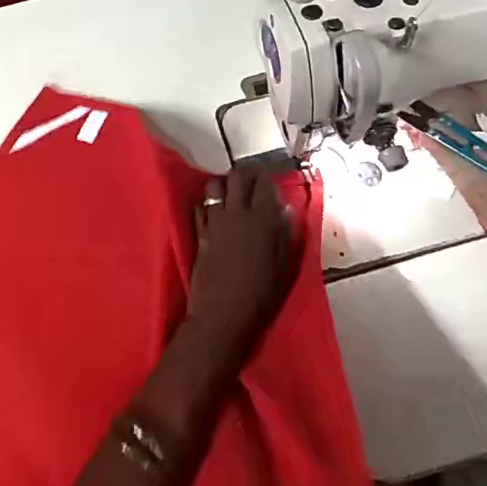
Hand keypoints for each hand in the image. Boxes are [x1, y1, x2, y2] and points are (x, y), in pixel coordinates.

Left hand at [186, 166, 300, 360]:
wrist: (224, 313)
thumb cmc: (262, 293)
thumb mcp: (286, 265)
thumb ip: (287, 232)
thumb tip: (286, 208)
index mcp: (263, 218)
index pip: (265, 182)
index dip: (269, 175)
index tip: (273, 176)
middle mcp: (237, 212)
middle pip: (238, 176)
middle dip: (247, 172)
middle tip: (253, 178)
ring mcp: (215, 220)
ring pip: (215, 185)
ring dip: (225, 183)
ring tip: (232, 191)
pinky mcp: (200, 232)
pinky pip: (201, 205)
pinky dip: (208, 202)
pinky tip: (214, 209)